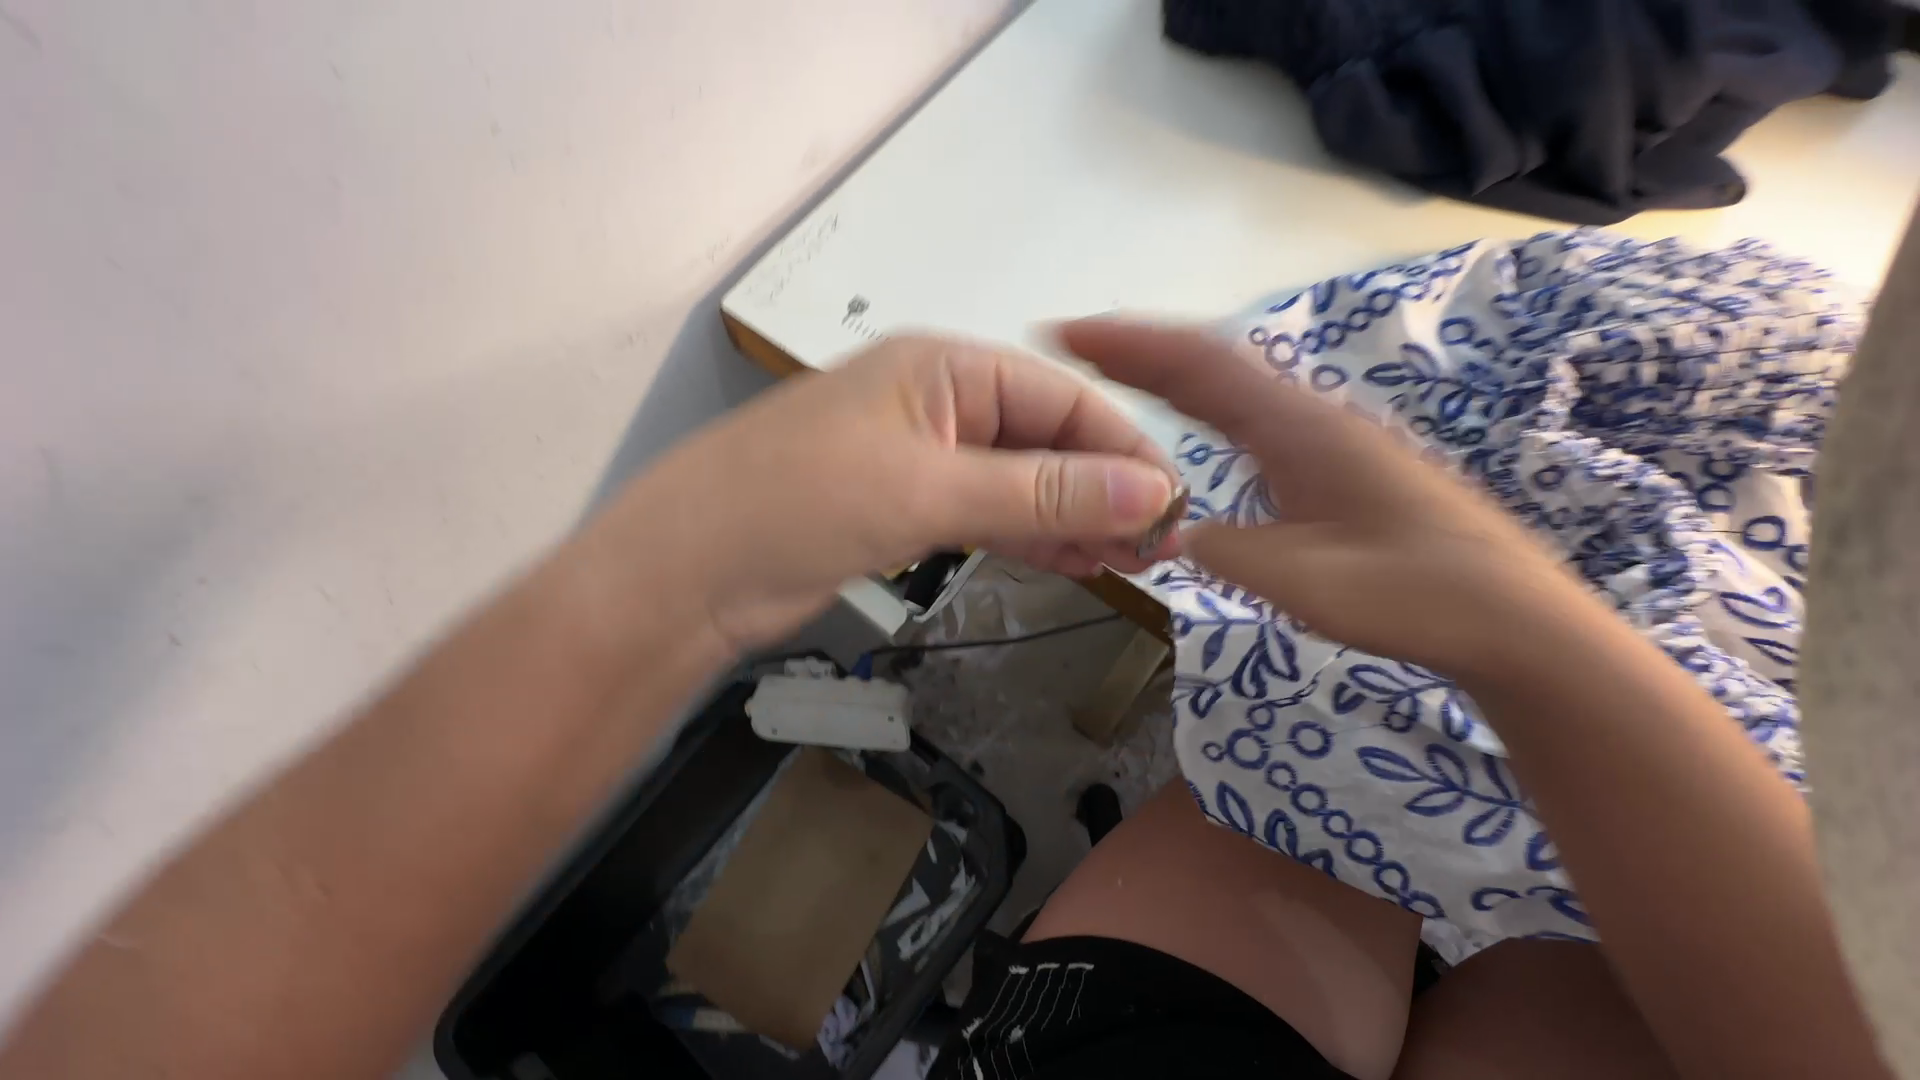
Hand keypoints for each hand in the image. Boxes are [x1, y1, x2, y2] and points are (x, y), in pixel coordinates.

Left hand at [591, 334, 1181, 651]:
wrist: (687, 573)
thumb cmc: (797, 504)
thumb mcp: (929, 488)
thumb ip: (1042, 492)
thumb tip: (1151, 492)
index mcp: (943, 367)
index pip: (1061, 398)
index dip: (1123, 450)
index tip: (1174, 503)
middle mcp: (940, 403)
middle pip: (1046, 441)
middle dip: (1104, 490)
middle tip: (1161, 546)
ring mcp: (924, 459)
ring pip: (1022, 483)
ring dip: (1075, 519)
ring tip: (1132, 562)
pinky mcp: (907, 509)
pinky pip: (990, 515)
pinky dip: (1032, 537)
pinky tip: (1077, 561)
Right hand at [1061, 318, 1596, 679]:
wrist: (1515, 620)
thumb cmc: (1415, 597)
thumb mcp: (1303, 580)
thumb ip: (1224, 549)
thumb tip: (1168, 530)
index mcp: (1300, 429)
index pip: (1200, 367)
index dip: (1131, 345)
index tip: (1071, 333)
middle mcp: (1313, 417)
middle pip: (1216, 363)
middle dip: (1143, 348)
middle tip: (1080, 343)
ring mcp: (1331, 437)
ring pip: (1238, 385)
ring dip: (1175, 372)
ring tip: (1120, 373)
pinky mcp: (1341, 464)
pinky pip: (1256, 414)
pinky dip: (1208, 403)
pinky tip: (1197, 421)